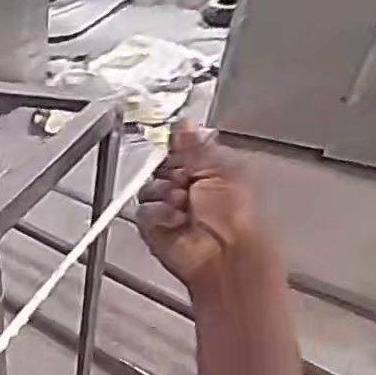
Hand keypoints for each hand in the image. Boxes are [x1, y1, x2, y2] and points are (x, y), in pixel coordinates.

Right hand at [134, 121, 265, 291]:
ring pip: (147, 189)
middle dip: (171, 174)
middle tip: (186, 182)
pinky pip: (142, 212)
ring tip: (182, 203)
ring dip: (164, 194)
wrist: (223, 251)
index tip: (184, 158)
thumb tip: (183, 123)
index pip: (176, 153)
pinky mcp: (153, 229)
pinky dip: (159, 214)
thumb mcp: (218, 168)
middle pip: (158, 170)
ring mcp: (166, 210)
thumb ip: (195, 146)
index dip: (177, 154)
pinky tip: (176, 219)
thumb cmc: (233, 216)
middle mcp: (183, 191)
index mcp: (202, 173)